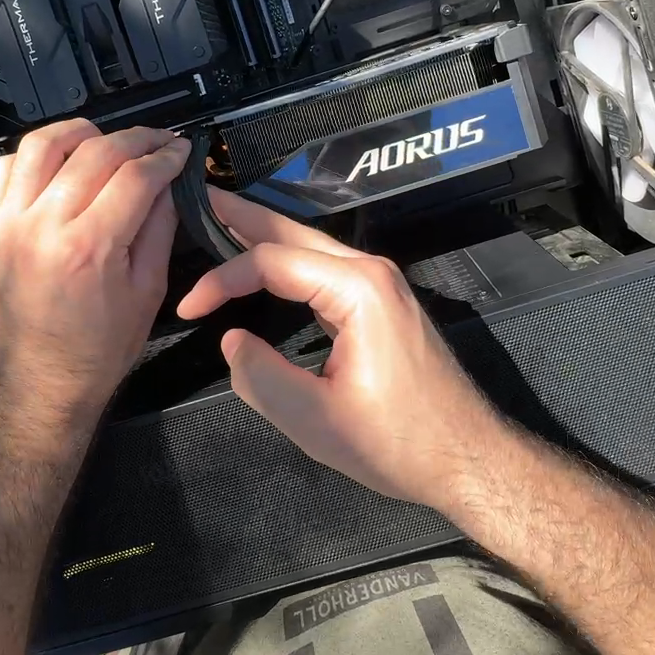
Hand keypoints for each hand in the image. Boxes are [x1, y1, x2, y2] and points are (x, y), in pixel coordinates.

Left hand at [0, 119, 188, 429]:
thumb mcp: (149, 291)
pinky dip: (36, 155)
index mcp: (90, 248)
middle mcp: (44, 226)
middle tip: (159, 141)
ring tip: (108, 142)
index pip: (136, 175)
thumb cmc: (99, 349)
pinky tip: (61, 165)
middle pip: (97, 151)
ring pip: (43, 143)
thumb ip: (159, 227)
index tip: (182, 150)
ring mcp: (8, 222)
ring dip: (83, 132)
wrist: (37, 385)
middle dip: (138, 138)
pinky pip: (6, 167)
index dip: (166, 156)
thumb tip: (169, 181)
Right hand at [176, 189, 509, 507]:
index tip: (187, 308)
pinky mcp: (380, 300)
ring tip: (221, 220)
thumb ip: (261, 377)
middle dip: (242, 215)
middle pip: (292, 231)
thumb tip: (231, 340)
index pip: (272, 261)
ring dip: (263, 234)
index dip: (222, 279)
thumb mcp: (317, 421)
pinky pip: (323, 266)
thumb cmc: (398, 443)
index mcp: (357, 288)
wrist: (467, 456)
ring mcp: (379, 282)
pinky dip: (286, 259)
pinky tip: (266, 263)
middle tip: (199, 198)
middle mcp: (370, 270)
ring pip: (309, 244)